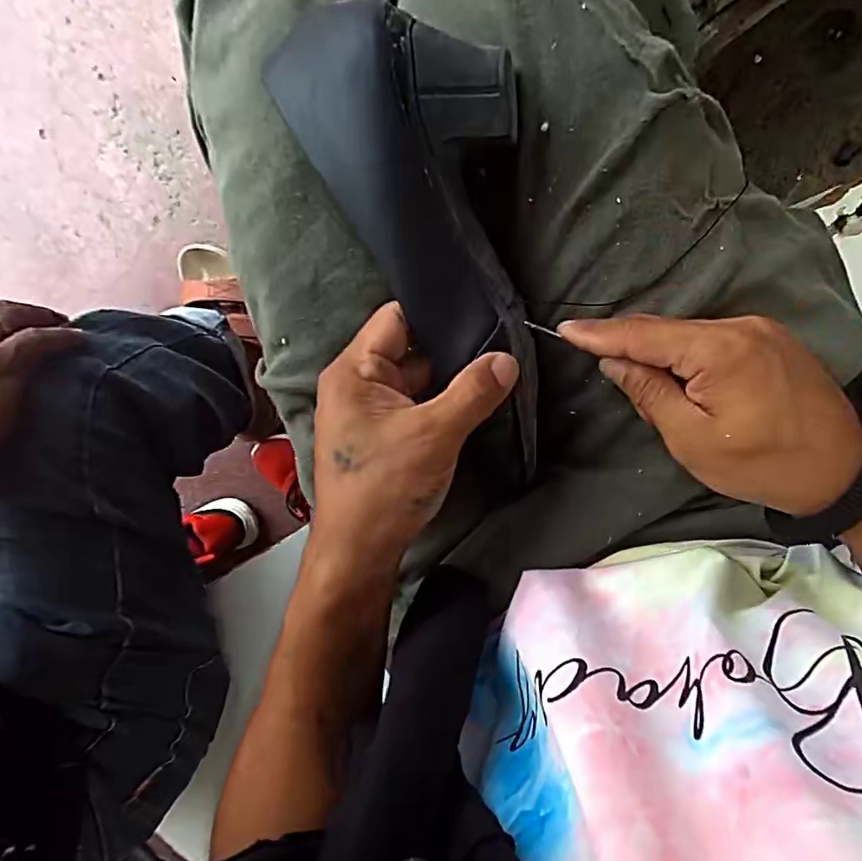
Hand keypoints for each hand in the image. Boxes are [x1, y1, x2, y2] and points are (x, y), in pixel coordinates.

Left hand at [310, 302, 517, 557]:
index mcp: (354, 371)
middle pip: (411, 349)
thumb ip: (472, 392)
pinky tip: (477, 401)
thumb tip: (507, 359)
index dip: (436, 310)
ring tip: (497, 368)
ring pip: (419, 381)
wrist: (360, 551)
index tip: (481, 309)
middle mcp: (358, 384)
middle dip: (453, 348)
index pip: (396, 318)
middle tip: (501, 341)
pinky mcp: (385, 436)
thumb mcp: (434, 434)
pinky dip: (444, 404)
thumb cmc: (385, 488)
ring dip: (452, 380)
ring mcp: (372, 412)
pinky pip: (419, 406)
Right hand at [559, 314, 861, 515]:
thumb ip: (650, 394)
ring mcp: (762, 330)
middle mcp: (742, 326)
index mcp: (720, 349)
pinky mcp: (774, 341)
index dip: (601, 333)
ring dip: (663, 355)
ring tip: (650, 387)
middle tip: (605, 369)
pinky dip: (690, 356)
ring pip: (692, 335)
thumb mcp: (693, 440)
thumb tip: (617, 362)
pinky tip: (683, 378)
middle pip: (668, 330)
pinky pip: (716, 340)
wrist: (843, 472)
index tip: (567, 328)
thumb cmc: (765, 466)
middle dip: (633, 349)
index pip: (645, 334)